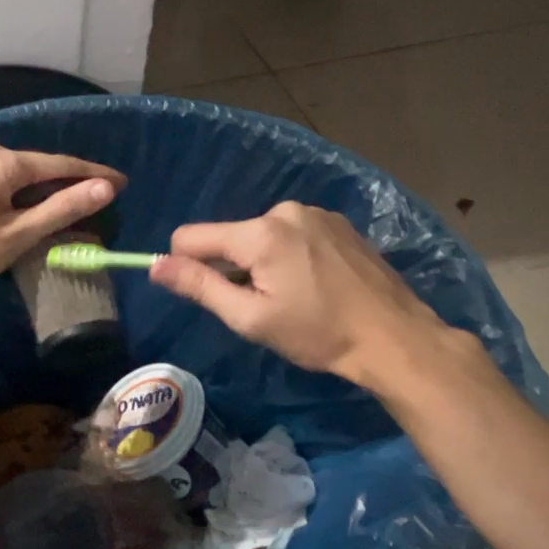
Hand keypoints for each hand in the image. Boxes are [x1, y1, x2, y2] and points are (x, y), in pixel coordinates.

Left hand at [0, 143, 123, 316]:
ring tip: (77, 205)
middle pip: (38, 168)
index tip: (123, 183)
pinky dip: (21, 196)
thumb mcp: (19, 234)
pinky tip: (35, 210)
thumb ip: (64, 208)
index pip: (59, 165)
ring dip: (46, 192)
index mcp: (0, 161)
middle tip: (104, 198)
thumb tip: (107, 188)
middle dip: (70, 183)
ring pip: (18, 177)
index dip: (93, 176)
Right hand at [149, 201, 460, 389]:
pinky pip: (290, 234)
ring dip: (262, 263)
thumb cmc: (317, 334)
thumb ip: (199, 286)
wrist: (394, 337)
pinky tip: (315, 284)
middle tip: (263, 305)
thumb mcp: (250, 318)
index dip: (186, 266)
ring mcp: (316, 213)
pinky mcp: (338, 223)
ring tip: (293, 297)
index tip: (209, 295)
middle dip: (233, 268)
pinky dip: (289, 256)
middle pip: (229, 237)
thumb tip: (154, 266)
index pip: (190, 237)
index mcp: (259, 233)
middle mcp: (284, 211)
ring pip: (260, 236)